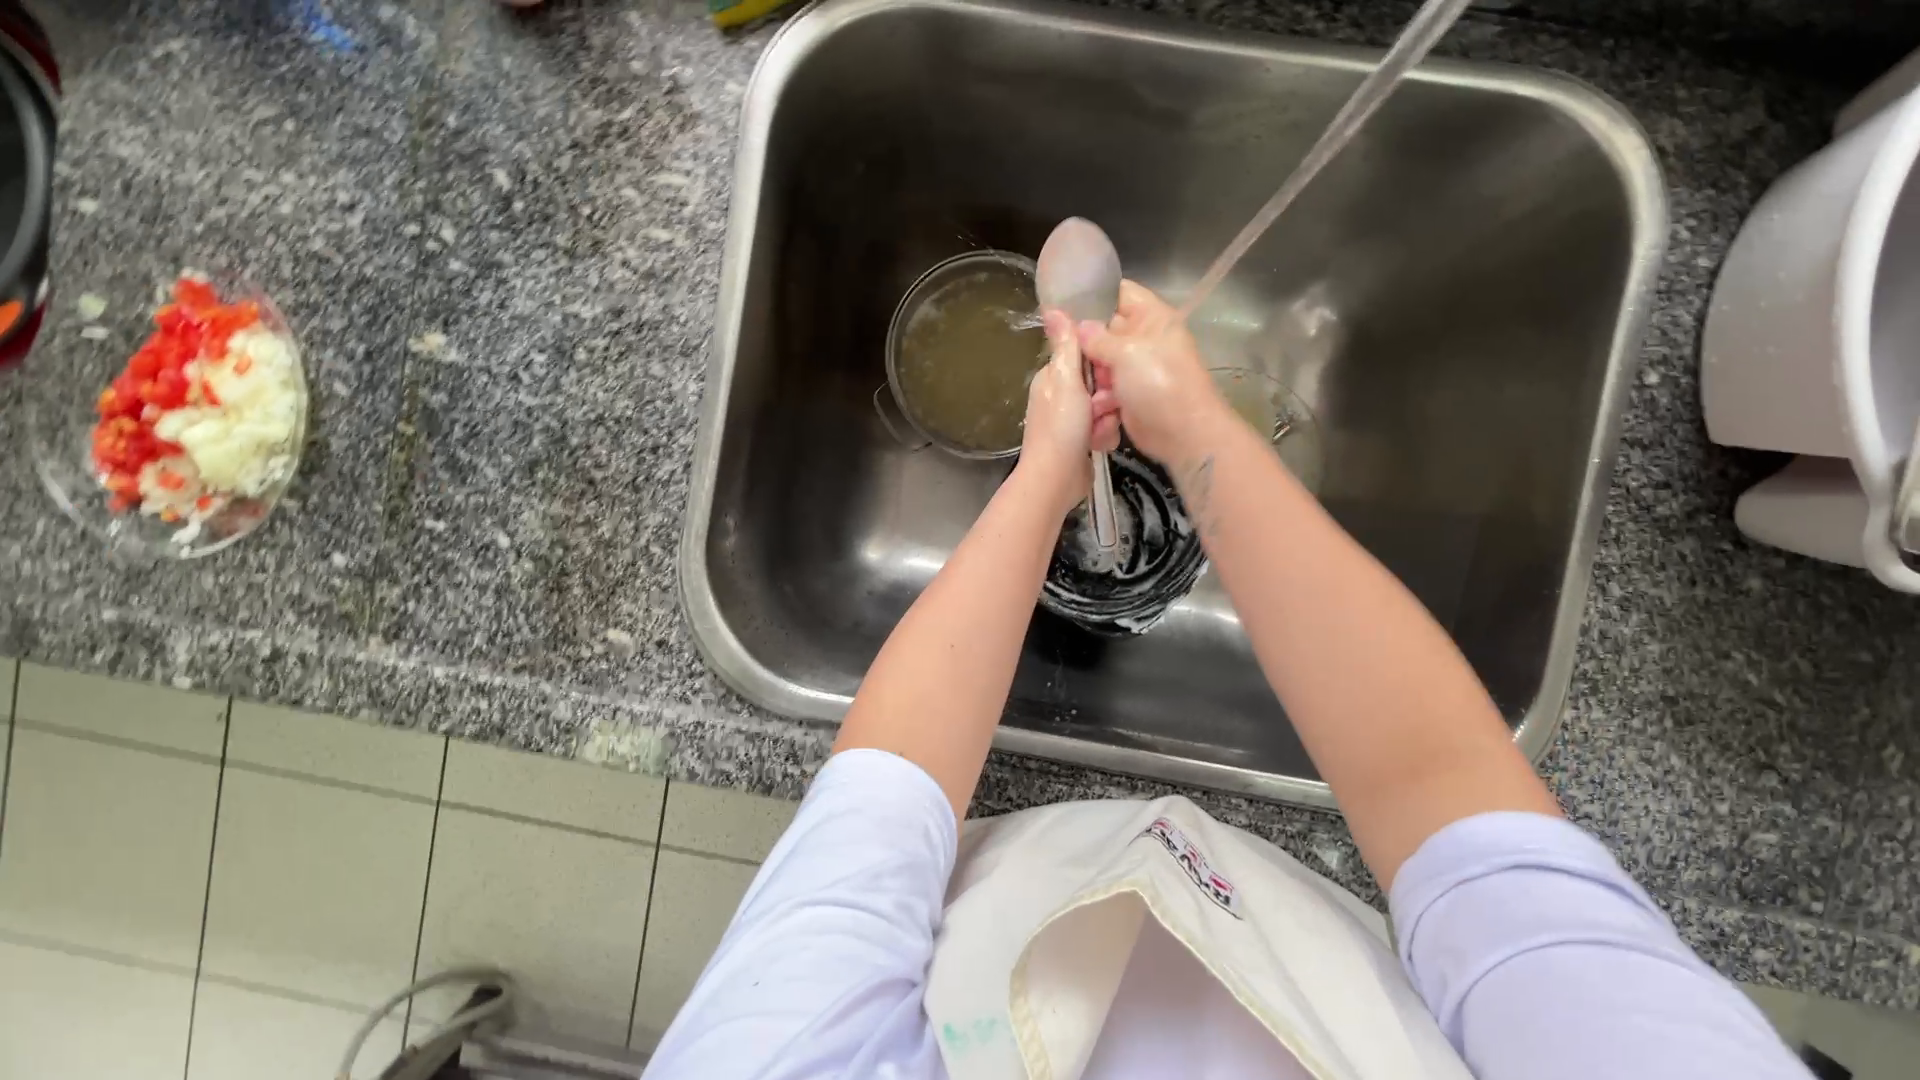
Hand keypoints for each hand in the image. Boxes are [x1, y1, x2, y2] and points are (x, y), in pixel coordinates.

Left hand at [1018, 310, 1119, 512]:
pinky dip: (1105, 436)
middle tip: (1100, 408)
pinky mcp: (1082, 439)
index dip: (1101, 363)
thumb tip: (1053, 308)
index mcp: (1053, 376)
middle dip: (1106, 397)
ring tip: (1098, 431)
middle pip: (1100, 382)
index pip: (1086, 354)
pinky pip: (1105, 427)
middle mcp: (1061, 394)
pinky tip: (1099, 445)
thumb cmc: (1060, 428)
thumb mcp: (1065, 380)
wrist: (1056, 479)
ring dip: (1107, 419)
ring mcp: (1071, 419)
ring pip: (1106, 406)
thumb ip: (1065, 346)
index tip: (1104, 375)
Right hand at [1076, 280, 1226, 465]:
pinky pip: (1103, 387)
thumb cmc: (1159, 383)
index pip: (1118, 292)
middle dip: (1084, 343)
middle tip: (1065, 353)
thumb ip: (1097, 337)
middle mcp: (1142, 338)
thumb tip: (1076, 325)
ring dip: (1090, 375)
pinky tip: (1097, 405)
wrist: (1183, 433)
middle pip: (1102, 330)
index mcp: (1150, 317)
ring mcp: (1135, 368)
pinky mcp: (1127, 393)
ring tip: (1087, 386)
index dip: (1092, 296)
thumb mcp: (1126, 352)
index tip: (1062, 306)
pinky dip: (1098, 396)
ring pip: (1099, 362)